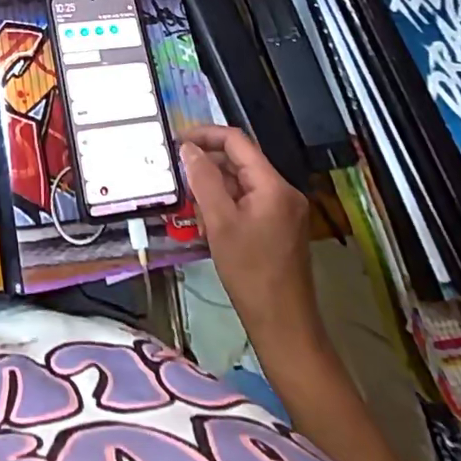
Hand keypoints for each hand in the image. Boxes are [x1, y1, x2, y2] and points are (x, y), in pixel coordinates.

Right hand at [178, 125, 319, 339]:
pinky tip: (207, 221)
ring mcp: (284, 210)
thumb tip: (188, 148)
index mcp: (273, 185)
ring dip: (214, 186)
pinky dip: (226, 204)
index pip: (237, 141)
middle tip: (177, 174)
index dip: (205, 135)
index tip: (176, 142)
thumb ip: (203, 179)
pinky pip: (248, 201)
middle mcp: (283, 191)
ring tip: (189, 201)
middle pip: (240, 161)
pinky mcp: (279, 227)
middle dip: (207, 164)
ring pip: (242, 183)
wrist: (283, 325)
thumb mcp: (219, 222)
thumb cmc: (250, 272)